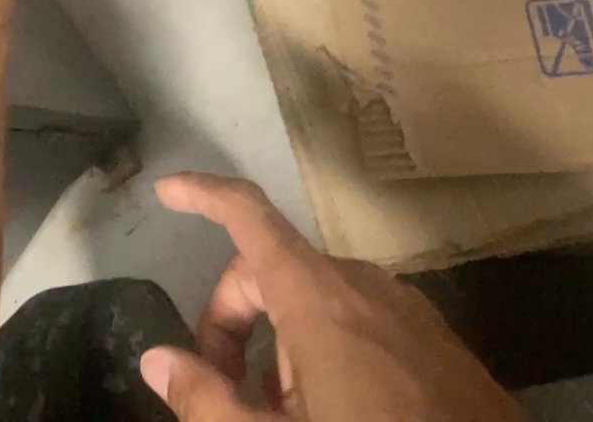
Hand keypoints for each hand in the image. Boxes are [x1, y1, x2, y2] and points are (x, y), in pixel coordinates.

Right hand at [141, 174, 525, 421]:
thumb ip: (207, 402)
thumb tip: (156, 360)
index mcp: (317, 296)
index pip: (247, 214)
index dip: (202, 194)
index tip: (167, 192)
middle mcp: (360, 284)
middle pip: (271, 268)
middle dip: (231, 318)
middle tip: (221, 389)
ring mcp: (404, 310)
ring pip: (315, 300)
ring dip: (277, 345)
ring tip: (281, 415)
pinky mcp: (436, 342)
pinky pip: (359, 321)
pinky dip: (323, 350)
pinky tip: (334, 413)